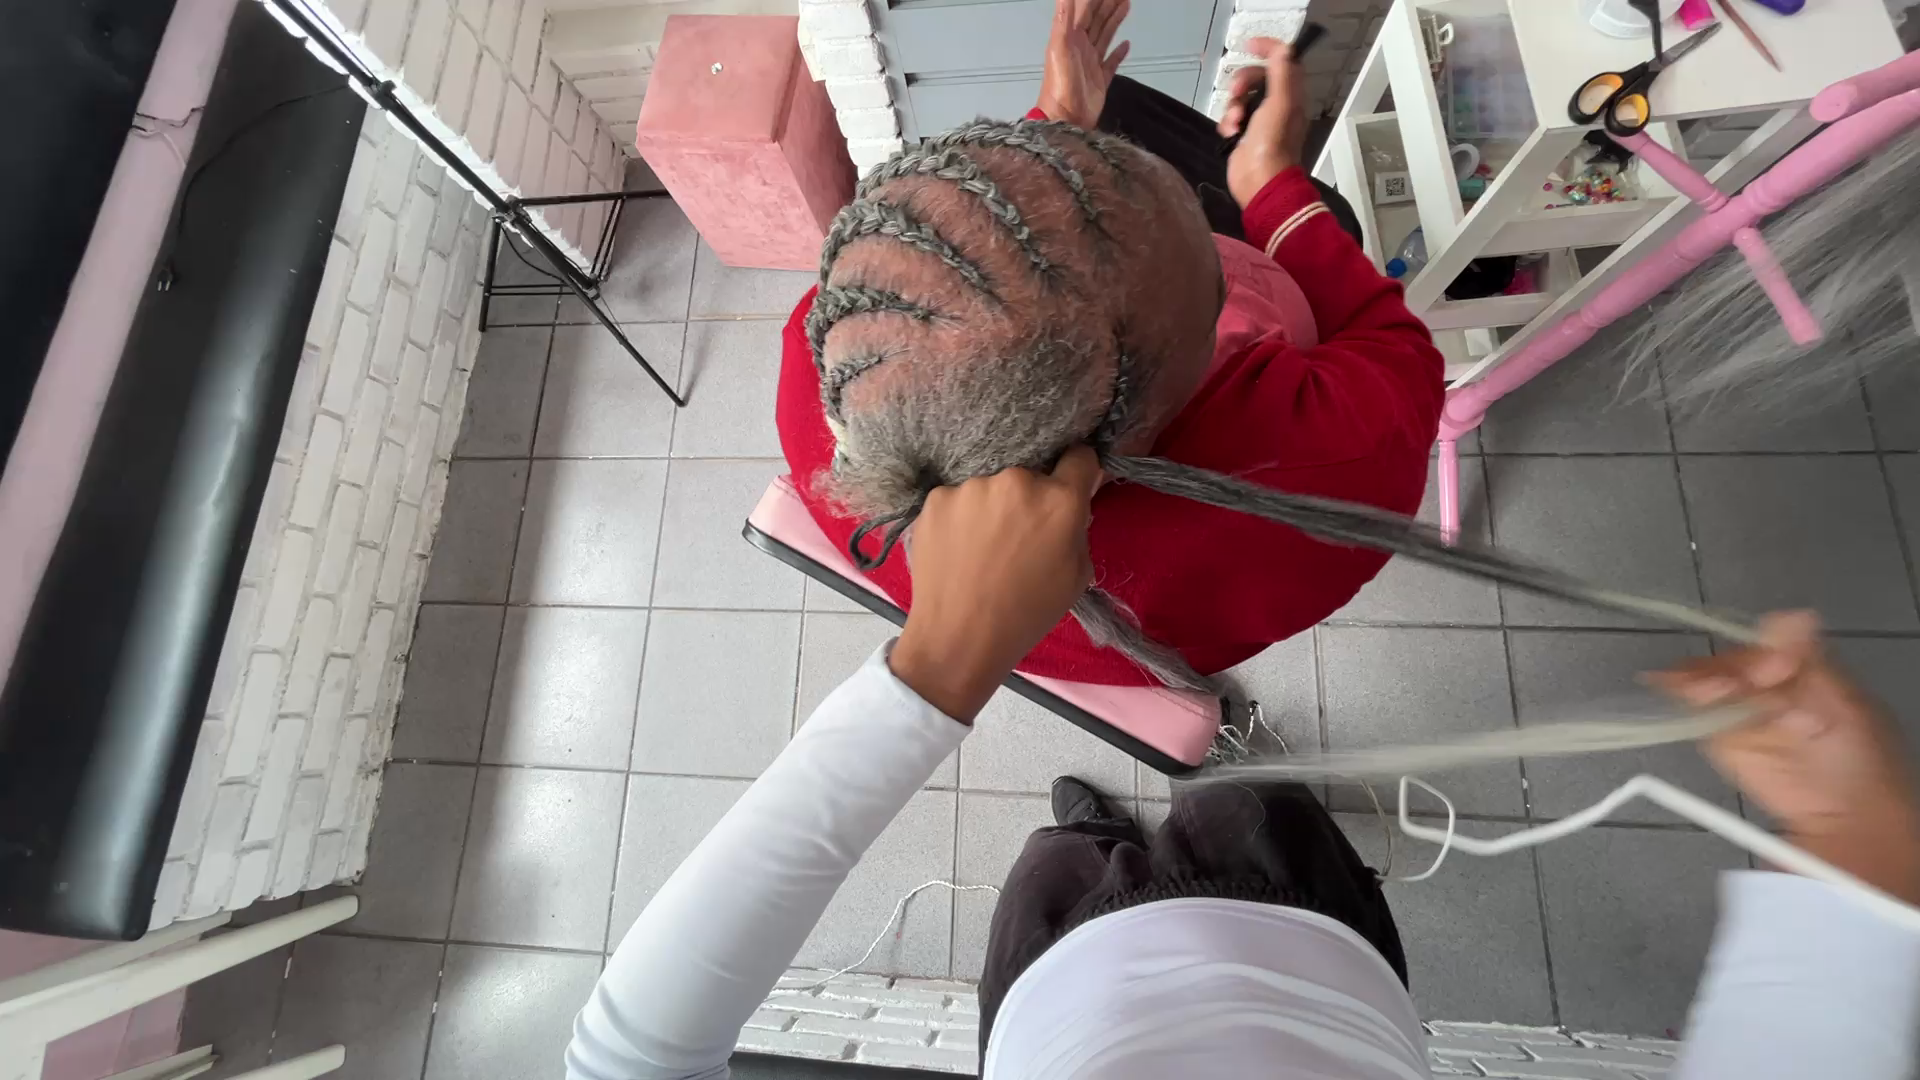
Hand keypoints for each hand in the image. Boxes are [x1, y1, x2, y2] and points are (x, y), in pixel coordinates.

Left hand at [890, 447, 1102, 722]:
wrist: (958, 638)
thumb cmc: (1026, 615)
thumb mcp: (1076, 577)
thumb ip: (1077, 529)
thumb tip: (1068, 507)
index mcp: (1059, 500)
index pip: (1079, 457)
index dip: (1076, 473)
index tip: (1067, 488)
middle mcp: (1016, 480)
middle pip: (1030, 475)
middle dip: (1028, 498)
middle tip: (1017, 536)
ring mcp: (971, 486)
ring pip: (989, 487)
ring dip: (990, 507)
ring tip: (981, 548)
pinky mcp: (936, 498)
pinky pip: (957, 499)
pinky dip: (959, 518)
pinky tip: (956, 548)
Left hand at [1035, 0, 1131, 128]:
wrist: (1066, 120)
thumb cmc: (1061, 84)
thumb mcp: (1059, 46)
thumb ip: (1064, 18)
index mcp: (1071, 38)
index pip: (1085, 9)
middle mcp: (1081, 48)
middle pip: (1096, 19)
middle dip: (1108, 4)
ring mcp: (1091, 65)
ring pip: (1105, 36)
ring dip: (1115, 20)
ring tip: (1127, 5)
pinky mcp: (1100, 82)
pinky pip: (1112, 63)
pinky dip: (1119, 54)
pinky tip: (1126, 45)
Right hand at [1221, 37, 1309, 207]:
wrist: (1259, 182)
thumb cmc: (1272, 144)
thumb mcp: (1280, 103)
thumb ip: (1281, 72)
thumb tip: (1281, 49)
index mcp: (1290, 94)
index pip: (1283, 60)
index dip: (1268, 48)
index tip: (1248, 45)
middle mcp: (1276, 104)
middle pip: (1256, 78)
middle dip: (1243, 82)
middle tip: (1236, 92)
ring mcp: (1258, 121)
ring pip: (1239, 98)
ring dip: (1232, 107)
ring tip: (1234, 123)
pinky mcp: (1242, 136)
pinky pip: (1230, 118)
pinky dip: (1226, 123)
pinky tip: (1229, 134)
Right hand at [1650, 611, 1919, 902]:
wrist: (1840, 817)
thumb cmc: (1859, 762)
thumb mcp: (1846, 708)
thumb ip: (1811, 664)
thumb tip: (1794, 614)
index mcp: (1802, 673)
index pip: (1768, 645)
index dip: (1762, 651)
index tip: (1770, 670)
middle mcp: (1765, 684)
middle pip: (1729, 659)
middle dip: (1727, 670)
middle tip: (1731, 689)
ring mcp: (1735, 705)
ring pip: (1702, 676)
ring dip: (1698, 679)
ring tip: (1705, 693)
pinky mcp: (1711, 727)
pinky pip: (1686, 700)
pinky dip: (1674, 688)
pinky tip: (1666, 684)